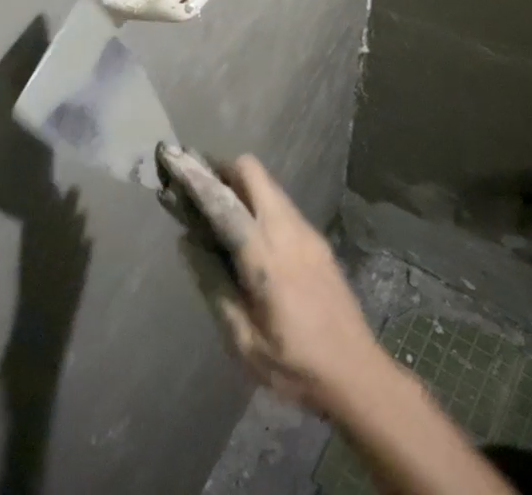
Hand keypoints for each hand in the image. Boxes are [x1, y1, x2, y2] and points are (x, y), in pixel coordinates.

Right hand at [214, 154, 383, 411]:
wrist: (359, 376)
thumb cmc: (295, 366)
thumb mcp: (243, 340)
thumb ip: (214, 286)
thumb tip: (189, 244)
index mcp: (268, 260)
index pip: (226, 204)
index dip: (196, 178)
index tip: (172, 156)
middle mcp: (290, 235)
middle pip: (254, 174)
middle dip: (219, 169)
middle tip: (191, 182)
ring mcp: (309, 236)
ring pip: (269, 186)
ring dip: (238, 184)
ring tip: (211, 205)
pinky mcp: (318, 243)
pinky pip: (280, 205)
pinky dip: (255, 201)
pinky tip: (243, 229)